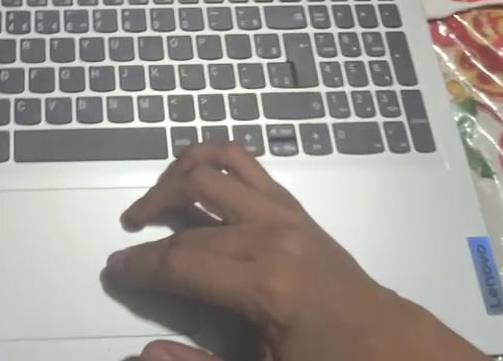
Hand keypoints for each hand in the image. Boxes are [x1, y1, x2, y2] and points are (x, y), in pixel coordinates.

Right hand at [108, 143, 483, 360]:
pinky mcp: (289, 201)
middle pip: (189, 223)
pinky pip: (239, 160)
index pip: (181, 264)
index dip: (139, 268)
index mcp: (265, 286)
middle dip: (148, 238)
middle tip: (125, 258)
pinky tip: (190, 185)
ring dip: (171, 180)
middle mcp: (270, 234)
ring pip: (209, 168)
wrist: (389, 346)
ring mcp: (281, 210)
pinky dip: (206, 160)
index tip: (113, 271)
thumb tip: (141, 355)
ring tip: (151, 207)